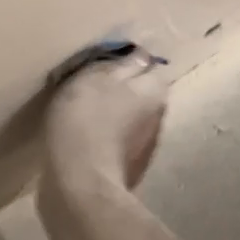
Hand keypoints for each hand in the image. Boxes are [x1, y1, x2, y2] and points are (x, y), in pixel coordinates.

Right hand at [43, 47, 169, 189]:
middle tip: (92, 84)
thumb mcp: (96, 77)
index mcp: (154, 91)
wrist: (81, 185)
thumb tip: (141, 55)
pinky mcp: (129, 170)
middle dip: (124, 88)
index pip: (151, 65)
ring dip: (115, 114)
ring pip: (132, 118)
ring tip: (85, 112)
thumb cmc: (86, 120)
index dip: (131, 60)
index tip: (107, 60)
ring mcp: (145, 148)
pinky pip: (119, 142)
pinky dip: (106, 137)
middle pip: (143, 93)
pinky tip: (85, 138)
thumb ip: (121, 63)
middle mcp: (158, 118)